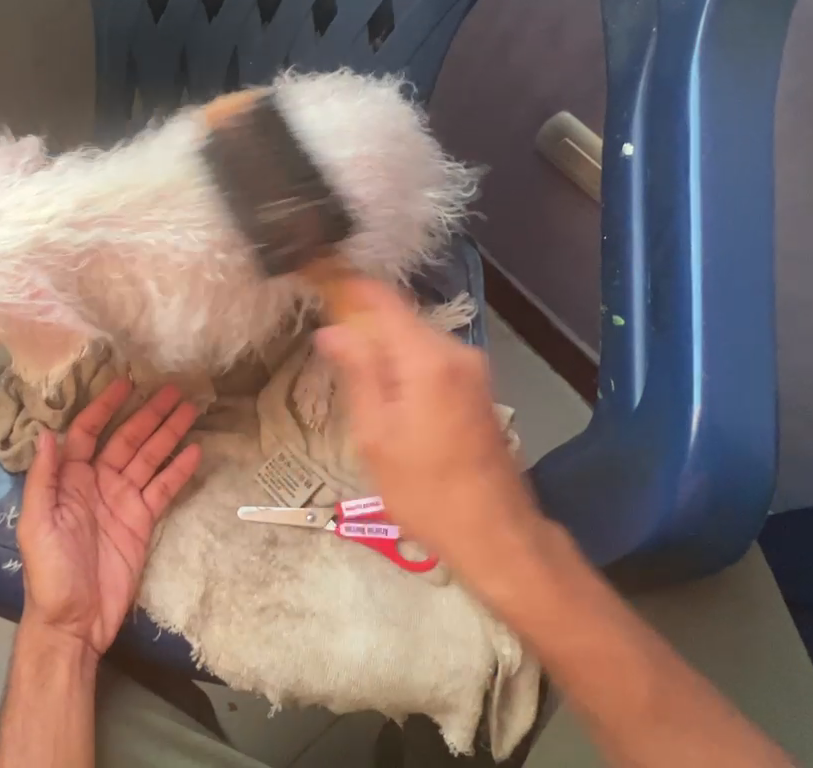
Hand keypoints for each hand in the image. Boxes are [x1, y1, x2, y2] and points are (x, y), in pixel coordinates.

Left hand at [16, 379, 201, 654]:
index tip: (125, 383)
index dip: (105, 407)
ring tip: (192, 410)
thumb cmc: (49, 573)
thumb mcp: (37, 523)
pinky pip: (163, 490)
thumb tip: (46, 431)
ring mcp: (123, 501)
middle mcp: (97, 482)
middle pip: (127, 440)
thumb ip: (44, 478)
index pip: (88, 432)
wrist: (74, 623)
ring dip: (169, 435)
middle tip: (174, 389)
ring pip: (149, 459)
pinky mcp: (142, 522)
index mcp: (69, 479)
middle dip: (149, 414)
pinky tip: (196, 452)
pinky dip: (179, 471)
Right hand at [314, 283, 546, 590]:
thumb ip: (357, 373)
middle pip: (399, 318)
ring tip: (349, 374)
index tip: (317, 278)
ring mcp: (472, 370)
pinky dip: (403, 364)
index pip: (383, 299)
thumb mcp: (376, 435)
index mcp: (427, 359)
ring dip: (382, 347)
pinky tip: (384, 395)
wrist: (496, 534)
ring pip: (414, 339)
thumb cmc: (425, 491)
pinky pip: (431, 358)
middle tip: (326, 344)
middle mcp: (456, 353)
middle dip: (362, 324)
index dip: (348, 285)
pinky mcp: (478, 388)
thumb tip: (332, 331)